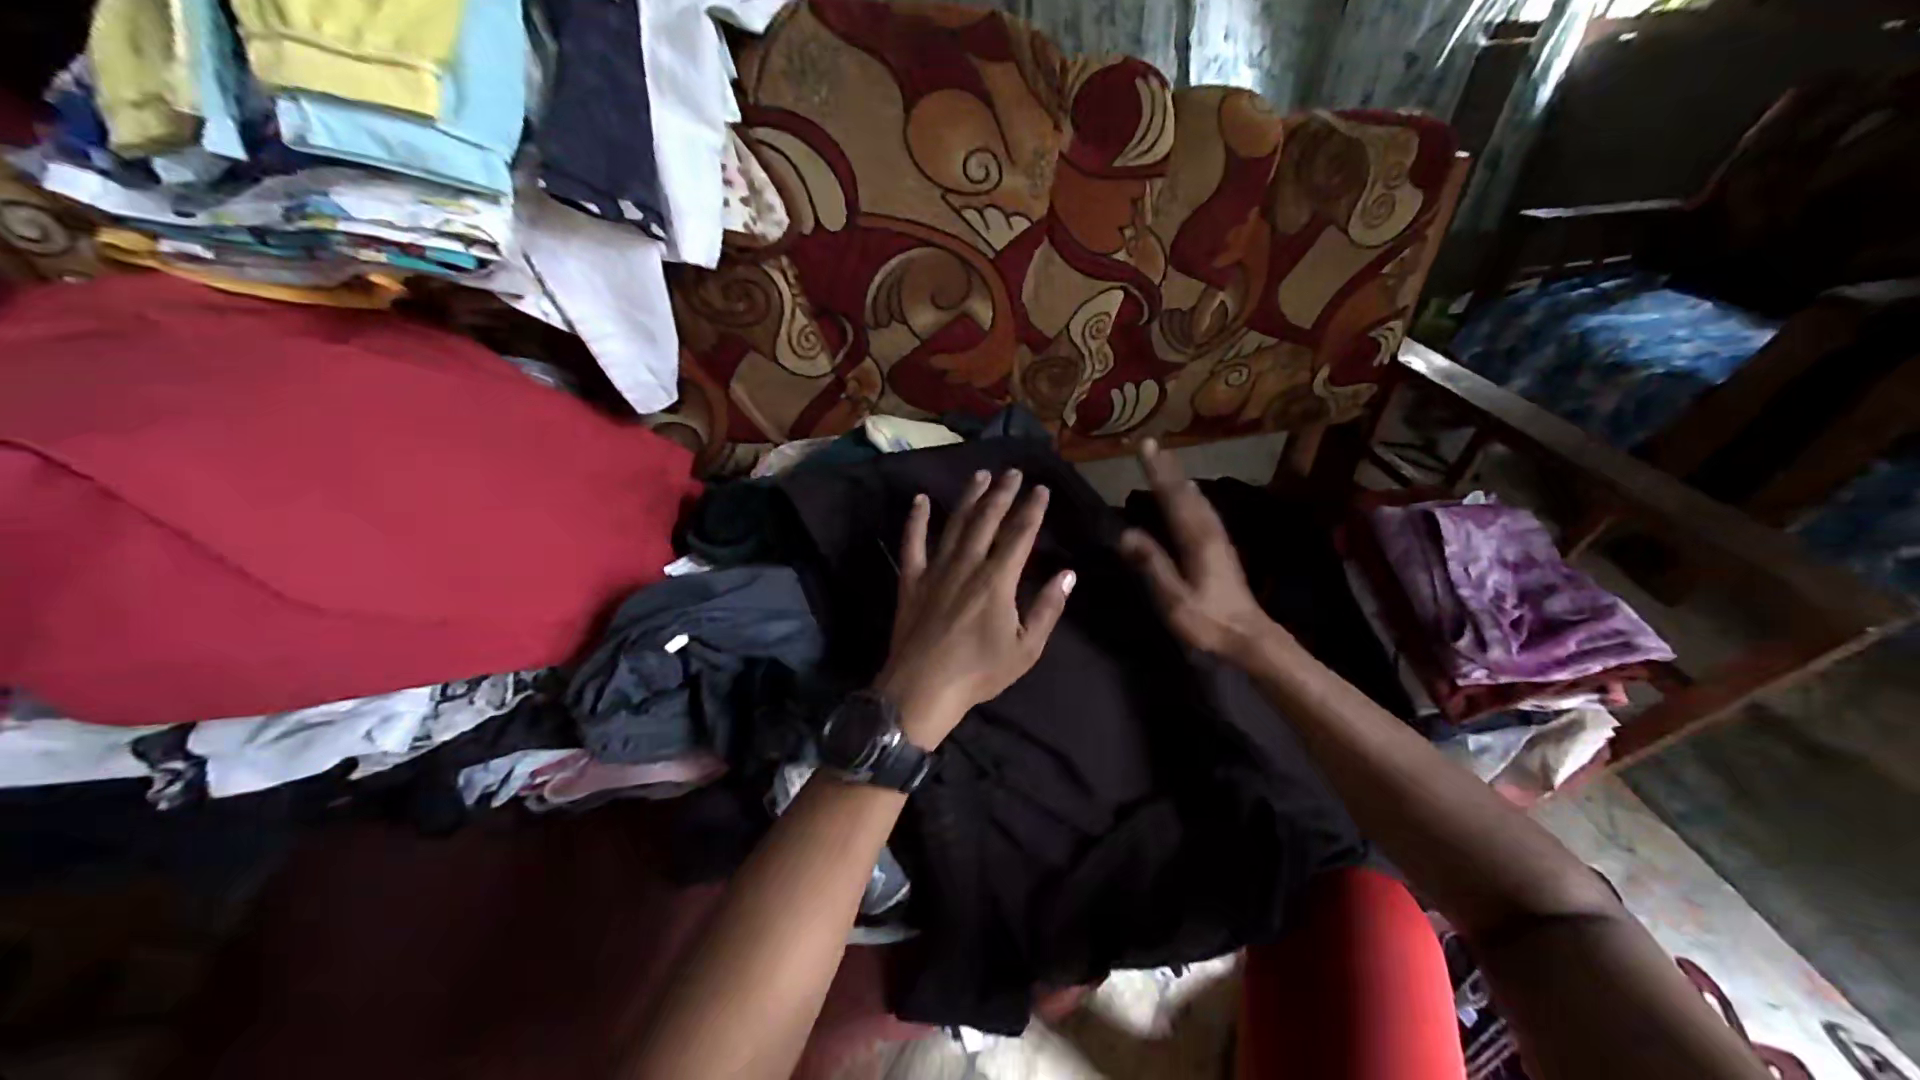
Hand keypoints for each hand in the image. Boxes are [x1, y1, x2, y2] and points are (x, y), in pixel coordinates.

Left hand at [876, 469, 1075, 747]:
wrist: (922, 688)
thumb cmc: (979, 672)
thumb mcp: (1026, 649)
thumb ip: (1047, 608)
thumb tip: (1068, 574)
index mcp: (998, 580)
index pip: (1020, 534)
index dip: (1033, 509)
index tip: (1041, 489)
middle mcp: (968, 565)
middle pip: (988, 520)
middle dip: (1003, 493)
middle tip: (1013, 472)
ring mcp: (936, 569)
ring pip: (955, 523)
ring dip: (969, 497)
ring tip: (980, 476)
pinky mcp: (911, 580)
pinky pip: (913, 543)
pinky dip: (915, 520)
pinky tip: (919, 500)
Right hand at [1118, 439, 1286, 666]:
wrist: (1251, 640)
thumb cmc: (1209, 622)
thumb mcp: (1174, 599)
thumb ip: (1152, 565)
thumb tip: (1125, 533)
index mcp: (1197, 541)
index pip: (1173, 498)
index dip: (1158, 472)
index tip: (1145, 446)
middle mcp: (1210, 534)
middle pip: (1187, 494)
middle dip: (1169, 469)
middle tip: (1153, 446)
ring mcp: (1219, 542)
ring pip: (1199, 502)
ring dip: (1182, 481)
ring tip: (1169, 466)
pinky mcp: (1222, 553)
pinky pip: (1204, 513)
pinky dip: (1193, 499)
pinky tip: (1192, 501)